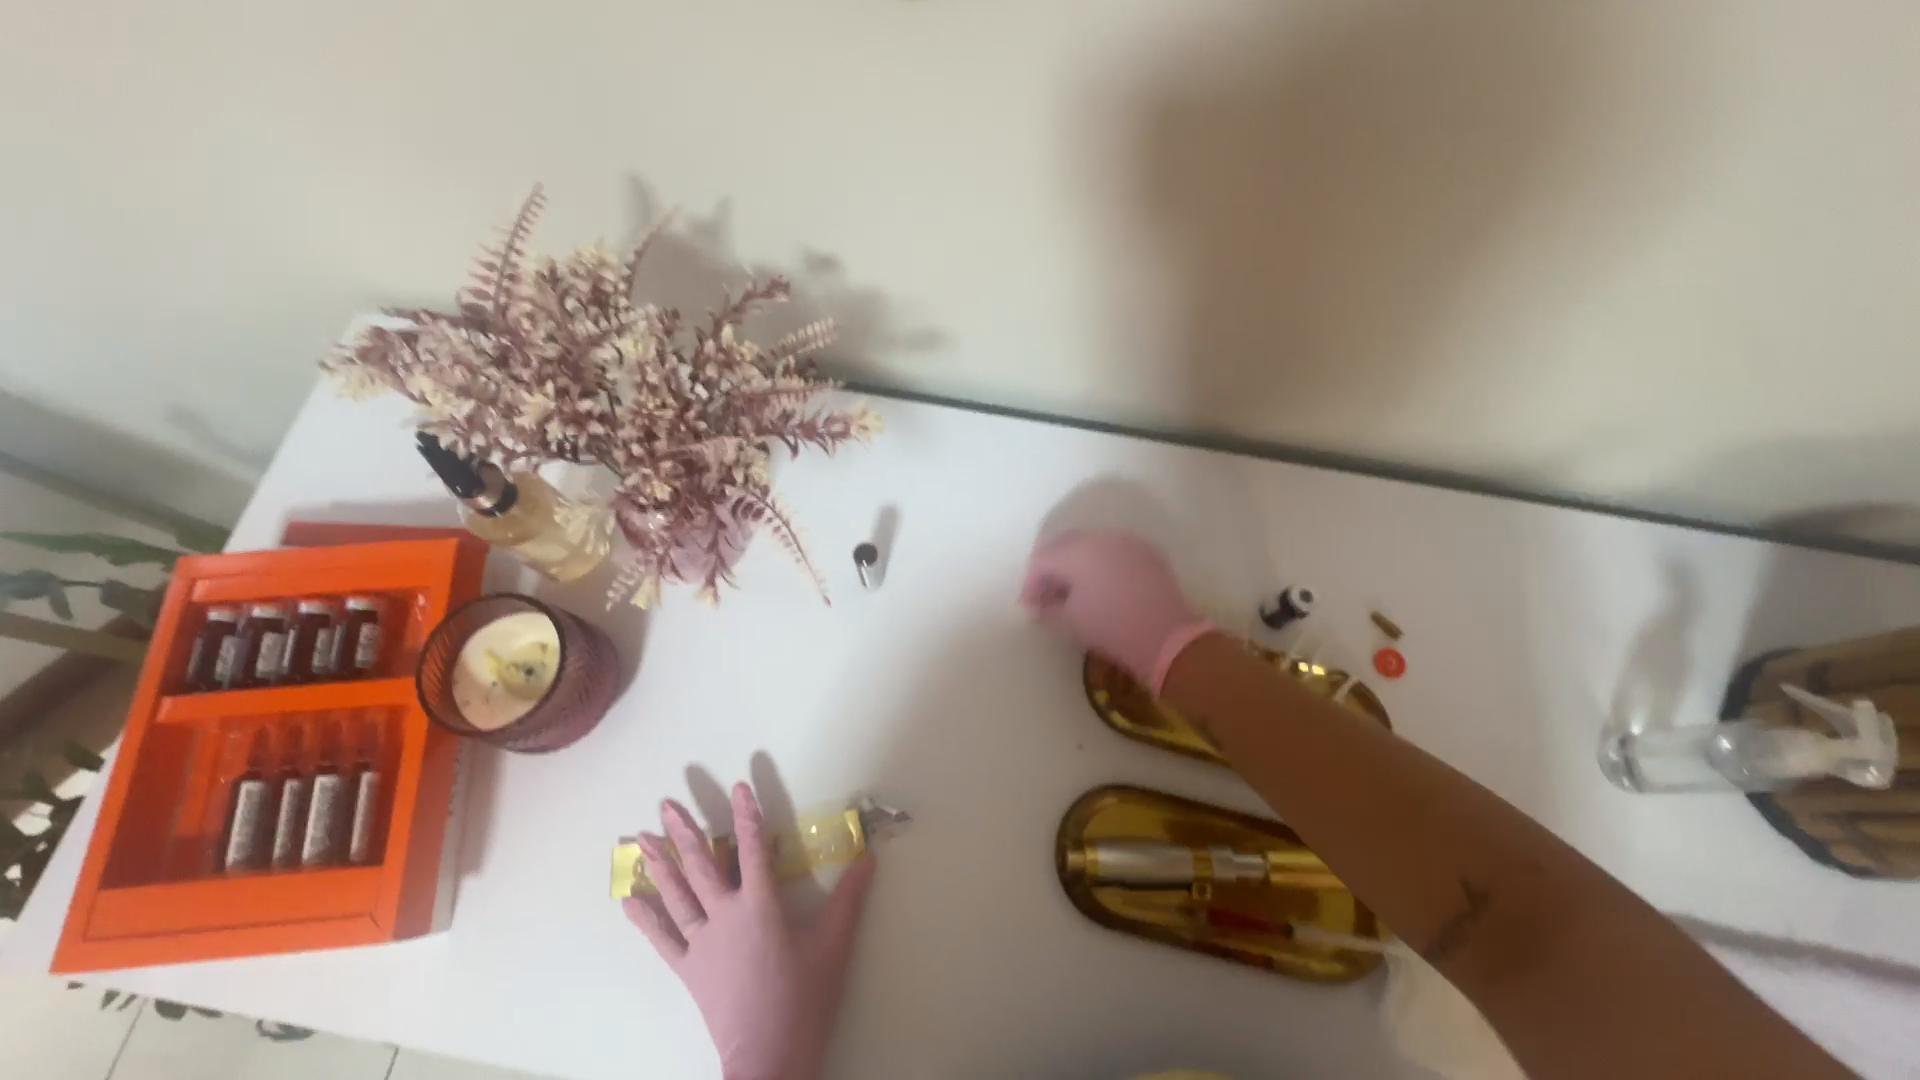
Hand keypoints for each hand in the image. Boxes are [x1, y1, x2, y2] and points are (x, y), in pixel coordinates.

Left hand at [624, 785, 878, 1079]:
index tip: (739, 785)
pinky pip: (661, 938)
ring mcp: (701, 943)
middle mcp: (725, 916)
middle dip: (684, 832)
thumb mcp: (834, 945)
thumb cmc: (804, 997)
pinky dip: (644, 918)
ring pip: (676, 894)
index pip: (753, 848)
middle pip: (701, 865)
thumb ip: (850, 898)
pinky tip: (628, 899)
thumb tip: (869, 858)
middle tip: (666, 805)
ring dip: (659, 864)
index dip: (747, 814)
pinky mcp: (688, 969)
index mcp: (760, 905)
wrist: (770, 1054)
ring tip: (641, 838)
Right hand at [1020, 529, 1213, 693]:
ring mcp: (1126, 541)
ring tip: (1074, 592)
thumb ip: (1047, 607)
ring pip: (1090, 545)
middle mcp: (1100, 537)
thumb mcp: (1070, 620)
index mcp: (1076, 552)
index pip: (1041, 560)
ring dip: (1076, 564)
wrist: (1166, 636)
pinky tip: (1102, 587)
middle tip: (1047, 596)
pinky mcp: (1146, 551)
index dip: (1030, 583)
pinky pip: (1114, 551)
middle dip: (1052, 569)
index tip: (1029, 607)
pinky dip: (1101, 564)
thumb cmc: (1110, 628)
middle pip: (1064, 546)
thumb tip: (1039, 605)